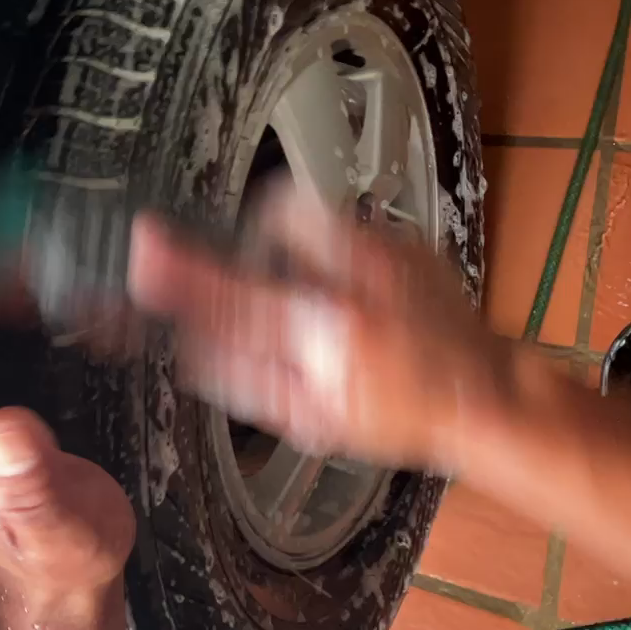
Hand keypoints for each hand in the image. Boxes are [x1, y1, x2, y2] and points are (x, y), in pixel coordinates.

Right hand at [126, 182, 514, 471]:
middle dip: (256, 241)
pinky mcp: (405, 236)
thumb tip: (190, 346)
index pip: (234, 293)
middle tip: (270, 282)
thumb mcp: (312, 417)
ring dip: (290, 241)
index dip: (181, 269)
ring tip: (312, 288)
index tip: (146, 247)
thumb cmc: (400, 416)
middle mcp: (359, 275)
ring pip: (309, 212)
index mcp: (329, 331)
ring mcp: (388, 247)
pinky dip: (328, 248)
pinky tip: (351, 290)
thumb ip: (244, 377)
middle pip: (278, 216)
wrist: (484, 391)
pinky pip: (342, 221)